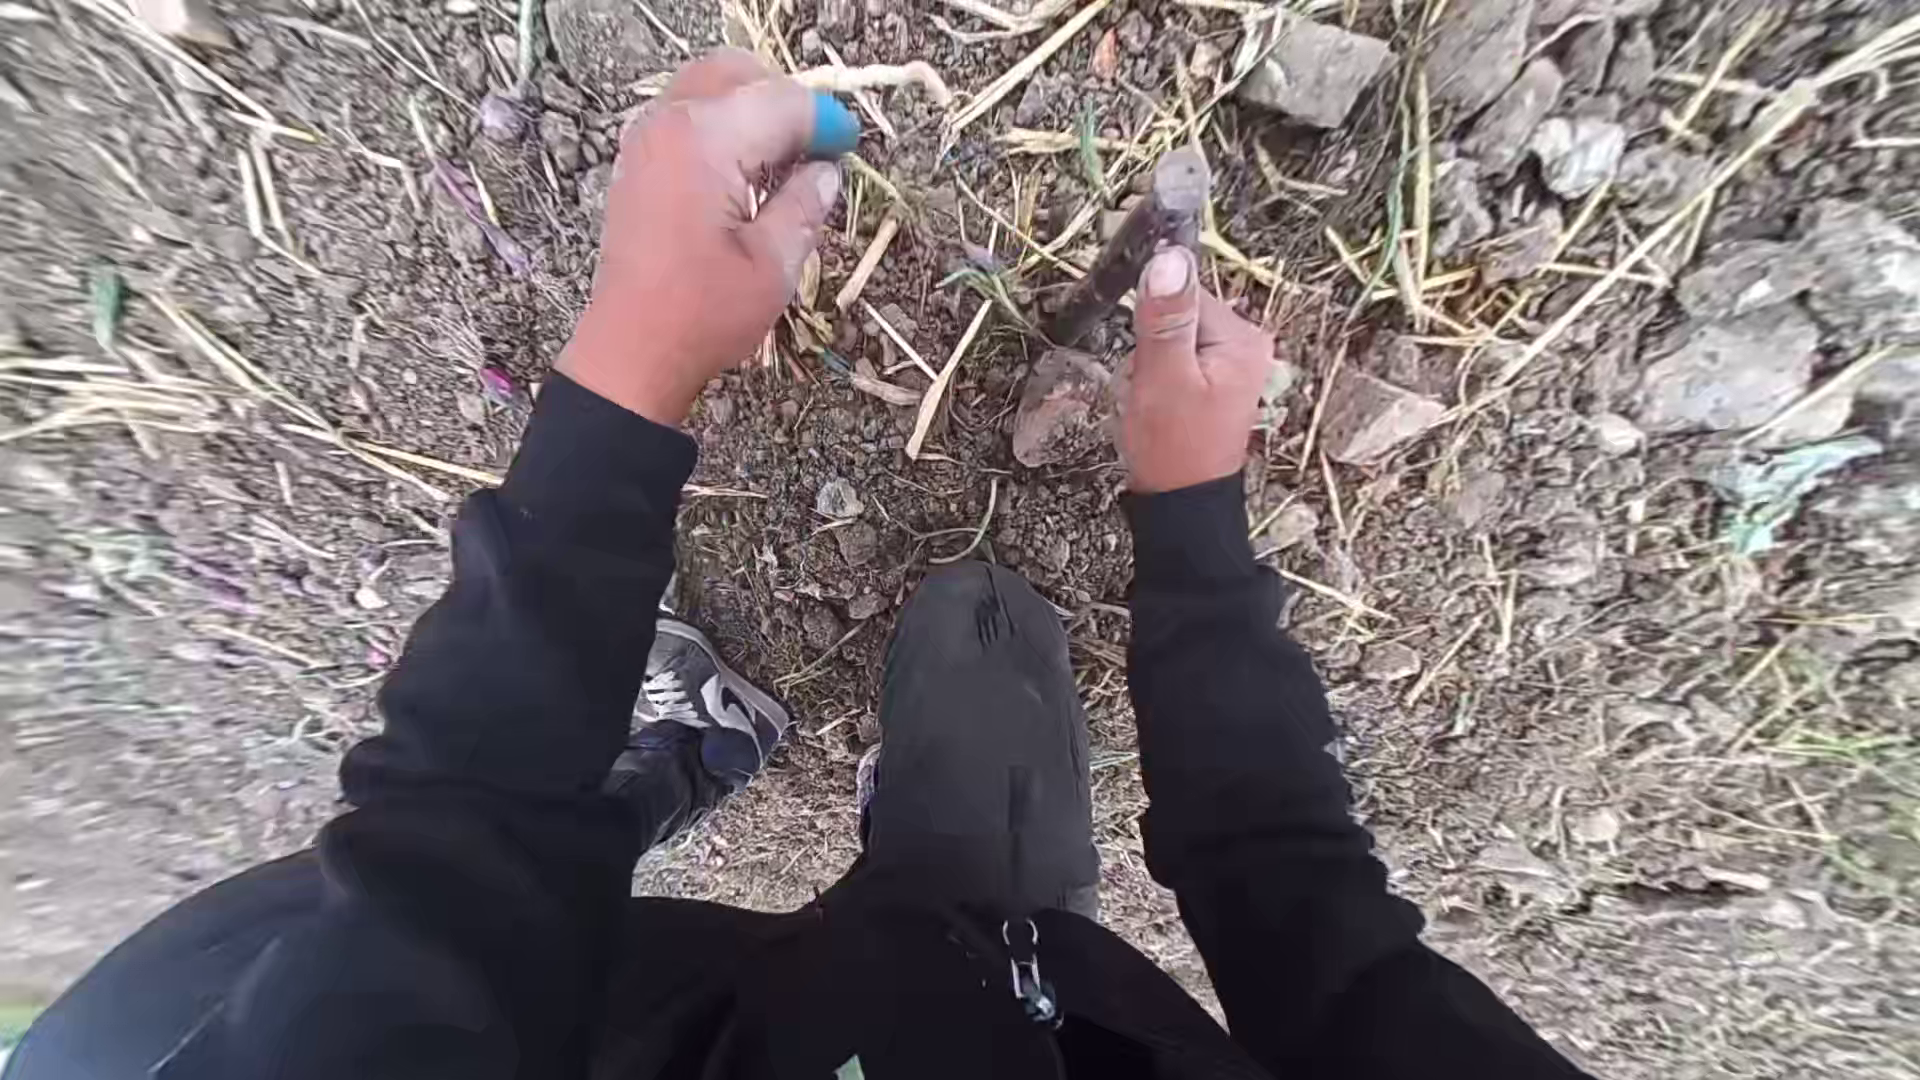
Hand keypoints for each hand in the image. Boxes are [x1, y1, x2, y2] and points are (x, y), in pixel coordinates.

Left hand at [559, 50, 842, 425]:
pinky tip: (749, 180)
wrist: (636, 348)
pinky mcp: (640, 166)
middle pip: (738, 75)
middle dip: (787, 104)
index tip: (851, 148)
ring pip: (711, 92)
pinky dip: (727, 132)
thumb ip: (804, 208)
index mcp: (705, 142)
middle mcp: (668, 123)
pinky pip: (689, 120)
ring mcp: (646, 141)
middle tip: (820, 153)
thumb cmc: (707, 315)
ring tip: (788, 169)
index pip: (780, 103)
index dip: (824, 122)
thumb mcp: (773, 268)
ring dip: (755, 115)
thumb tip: (826, 172)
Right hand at [1115, 246, 1273, 493]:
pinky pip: (1171, 366)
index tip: (1147, 361)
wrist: (1180, 503)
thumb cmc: (1173, 447)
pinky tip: (1155, 410)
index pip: (1184, 297)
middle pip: (1176, 319)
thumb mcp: (1164, 379)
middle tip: (1148, 389)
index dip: (1152, 325)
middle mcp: (1244, 346)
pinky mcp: (1212, 385)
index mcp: (1241, 338)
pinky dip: (1154, 384)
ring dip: (1147, 371)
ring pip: (1168, 344)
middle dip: (1148, 352)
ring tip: (1150, 404)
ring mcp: (1229, 368)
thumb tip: (1169, 259)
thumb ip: (1166, 320)